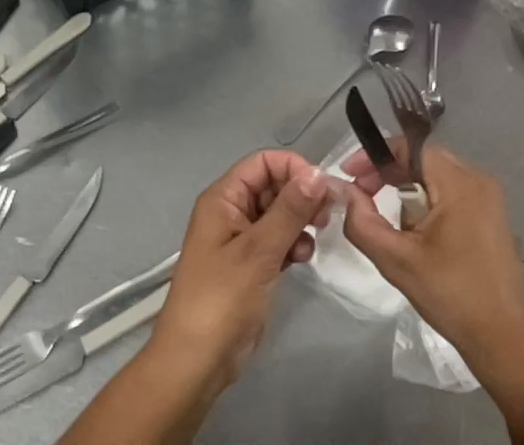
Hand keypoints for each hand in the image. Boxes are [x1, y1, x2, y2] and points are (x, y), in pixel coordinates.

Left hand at [149, 150, 331, 387]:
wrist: (197, 360)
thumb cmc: (221, 299)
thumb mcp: (258, 251)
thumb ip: (290, 210)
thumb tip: (318, 173)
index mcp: (223, 199)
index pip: (262, 163)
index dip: (293, 168)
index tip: (322, 189)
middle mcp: (231, 212)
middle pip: (273, 186)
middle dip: (301, 196)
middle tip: (327, 216)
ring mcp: (241, 240)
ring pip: (279, 214)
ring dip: (300, 222)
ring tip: (312, 241)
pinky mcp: (251, 266)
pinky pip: (278, 240)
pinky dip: (293, 244)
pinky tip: (302, 258)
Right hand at [339, 141, 523, 361]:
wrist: (504, 336)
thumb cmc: (451, 294)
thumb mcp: (396, 260)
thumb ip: (362, 221)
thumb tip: (344, 192)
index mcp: (459, 183)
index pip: (409, 147)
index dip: (375, 156)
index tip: (349, 175)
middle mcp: (478, 180)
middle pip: (422, 159)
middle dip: (388, 173)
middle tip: (361, 196)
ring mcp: (488, 197)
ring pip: (435, 176)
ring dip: (406, 190)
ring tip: (388, 221)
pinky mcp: (491, 215)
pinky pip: (450, 193)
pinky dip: (427, 202)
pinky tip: (414, 231)